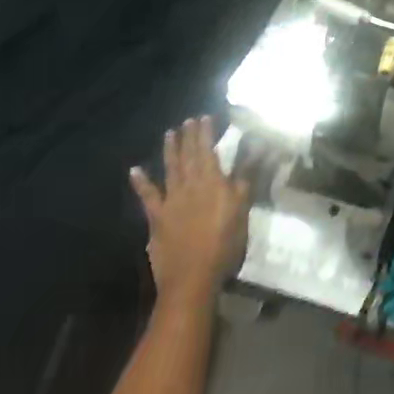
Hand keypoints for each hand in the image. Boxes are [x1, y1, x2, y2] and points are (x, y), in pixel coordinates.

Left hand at [129, 116, 249, 307]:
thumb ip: (246, 176)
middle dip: (188, 137)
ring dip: (170, 150)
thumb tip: (259, 148)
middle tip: (187, 120)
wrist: (192, 277)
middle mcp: (189, 184)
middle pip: (188, 155)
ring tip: (169, 134)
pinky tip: (134, 170)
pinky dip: (141, 182)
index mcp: (212, 181)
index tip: (204, 117)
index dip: (206, 133)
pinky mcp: (157, 218)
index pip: (208, 150)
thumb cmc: (224, 243)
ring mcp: (171, 200)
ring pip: (170, 169)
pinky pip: (148, 196)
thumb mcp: (242, 208)